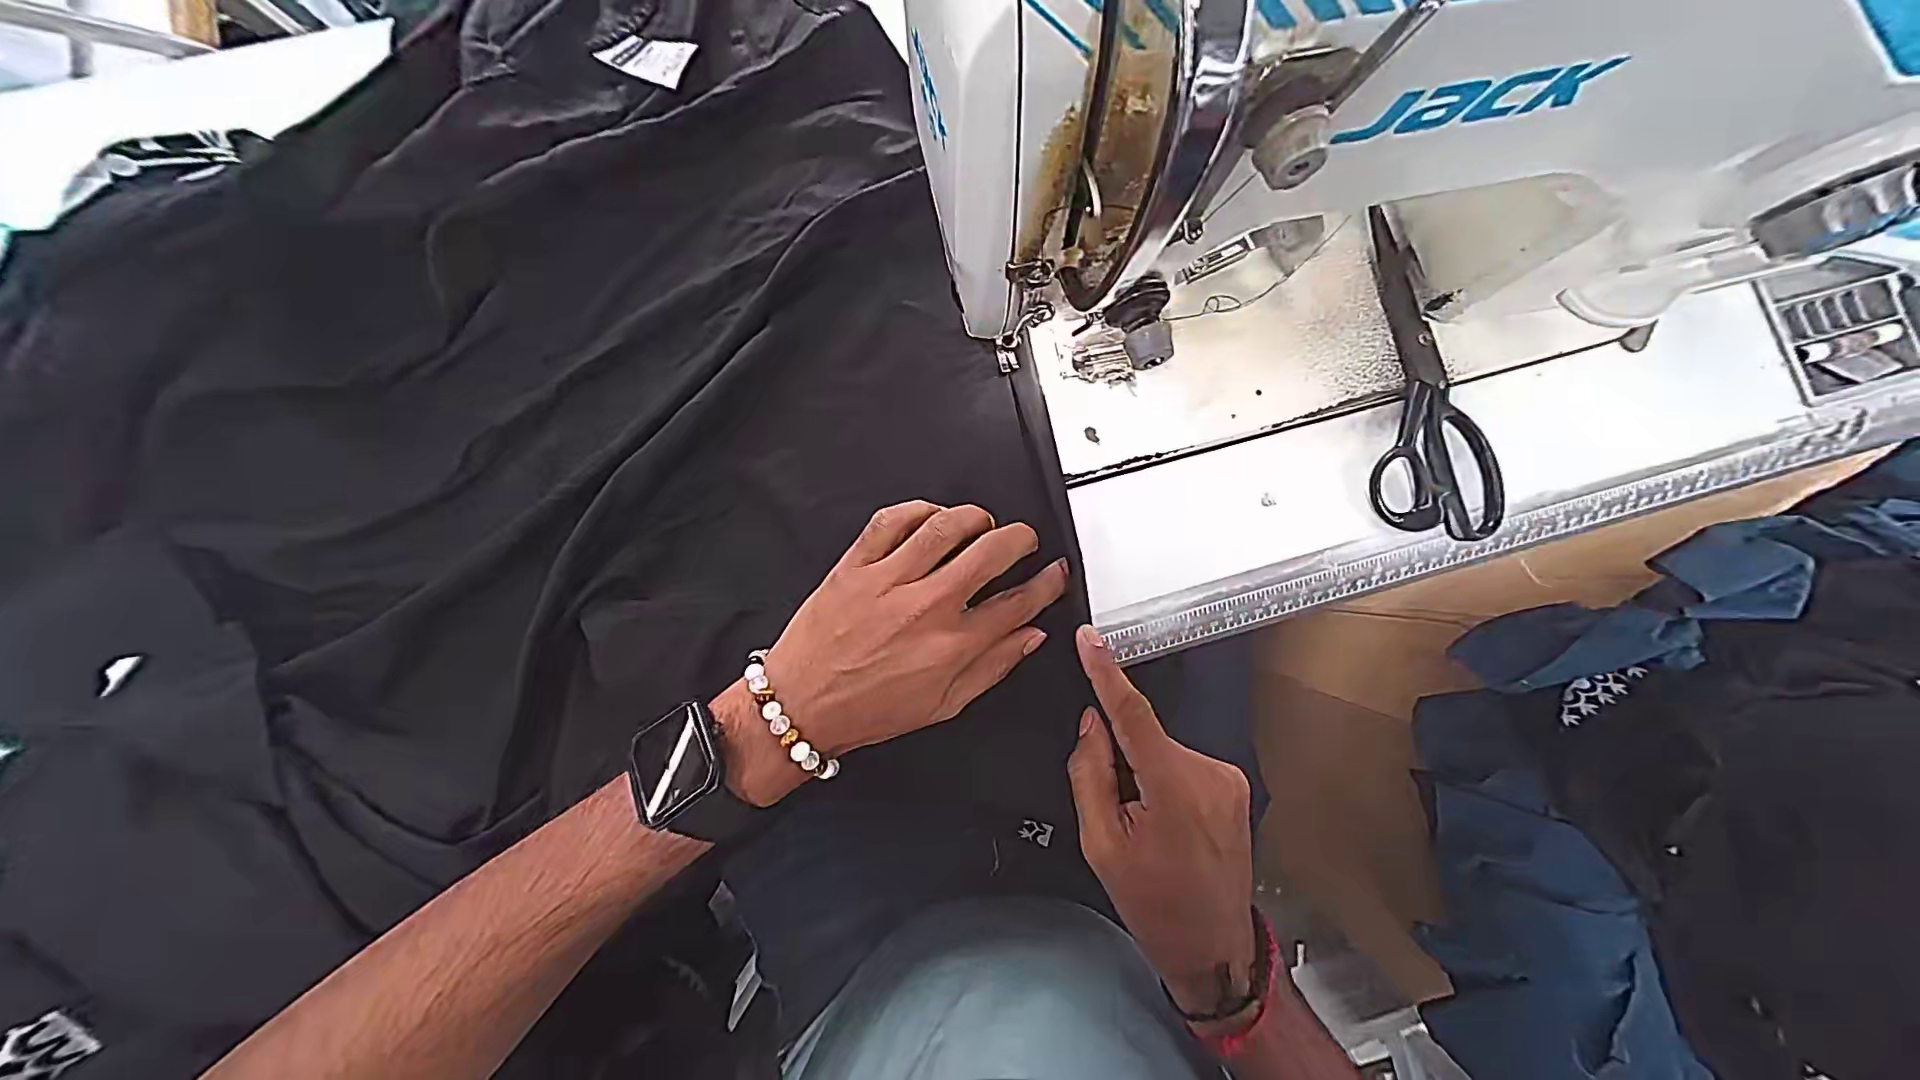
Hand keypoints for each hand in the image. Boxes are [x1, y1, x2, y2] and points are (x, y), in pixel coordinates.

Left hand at [720, 501, 1069, 804]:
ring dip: (975, 516)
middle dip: (1021, 538)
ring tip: (983, 522)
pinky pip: (890, 520)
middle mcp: (924, 608)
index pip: (1017, 603)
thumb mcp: (943, 705)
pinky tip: (930, 516)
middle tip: (1023, 539)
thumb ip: (993, 667)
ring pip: (945, 526)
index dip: (1047, 583)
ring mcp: (888, 582)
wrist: (801, 705)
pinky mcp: (855, 566)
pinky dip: (918, 509)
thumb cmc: (865, 709)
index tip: (1053, 573)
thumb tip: (1028, 637)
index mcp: (950, 646)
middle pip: (991, 553)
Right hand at [1066, 625, 1256, 1016]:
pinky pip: (1180, 761)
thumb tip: (1093, 723)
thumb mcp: (1101, 842)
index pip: (1133, 714)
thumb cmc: (1154, 902)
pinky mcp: (1232, 783)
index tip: (1090, 639)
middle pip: (1143, 735)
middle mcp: (1208, 773)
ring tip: (1146, 825)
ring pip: (1160, 748)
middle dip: (1118, 755)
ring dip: (1141, 770)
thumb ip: (1090, 772)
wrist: (1212, 946)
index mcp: (1174, 788)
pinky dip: (1161, 777)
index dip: (1106, 673)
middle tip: (1116, 807)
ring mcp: (1226, 778)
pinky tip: (1165, 821)